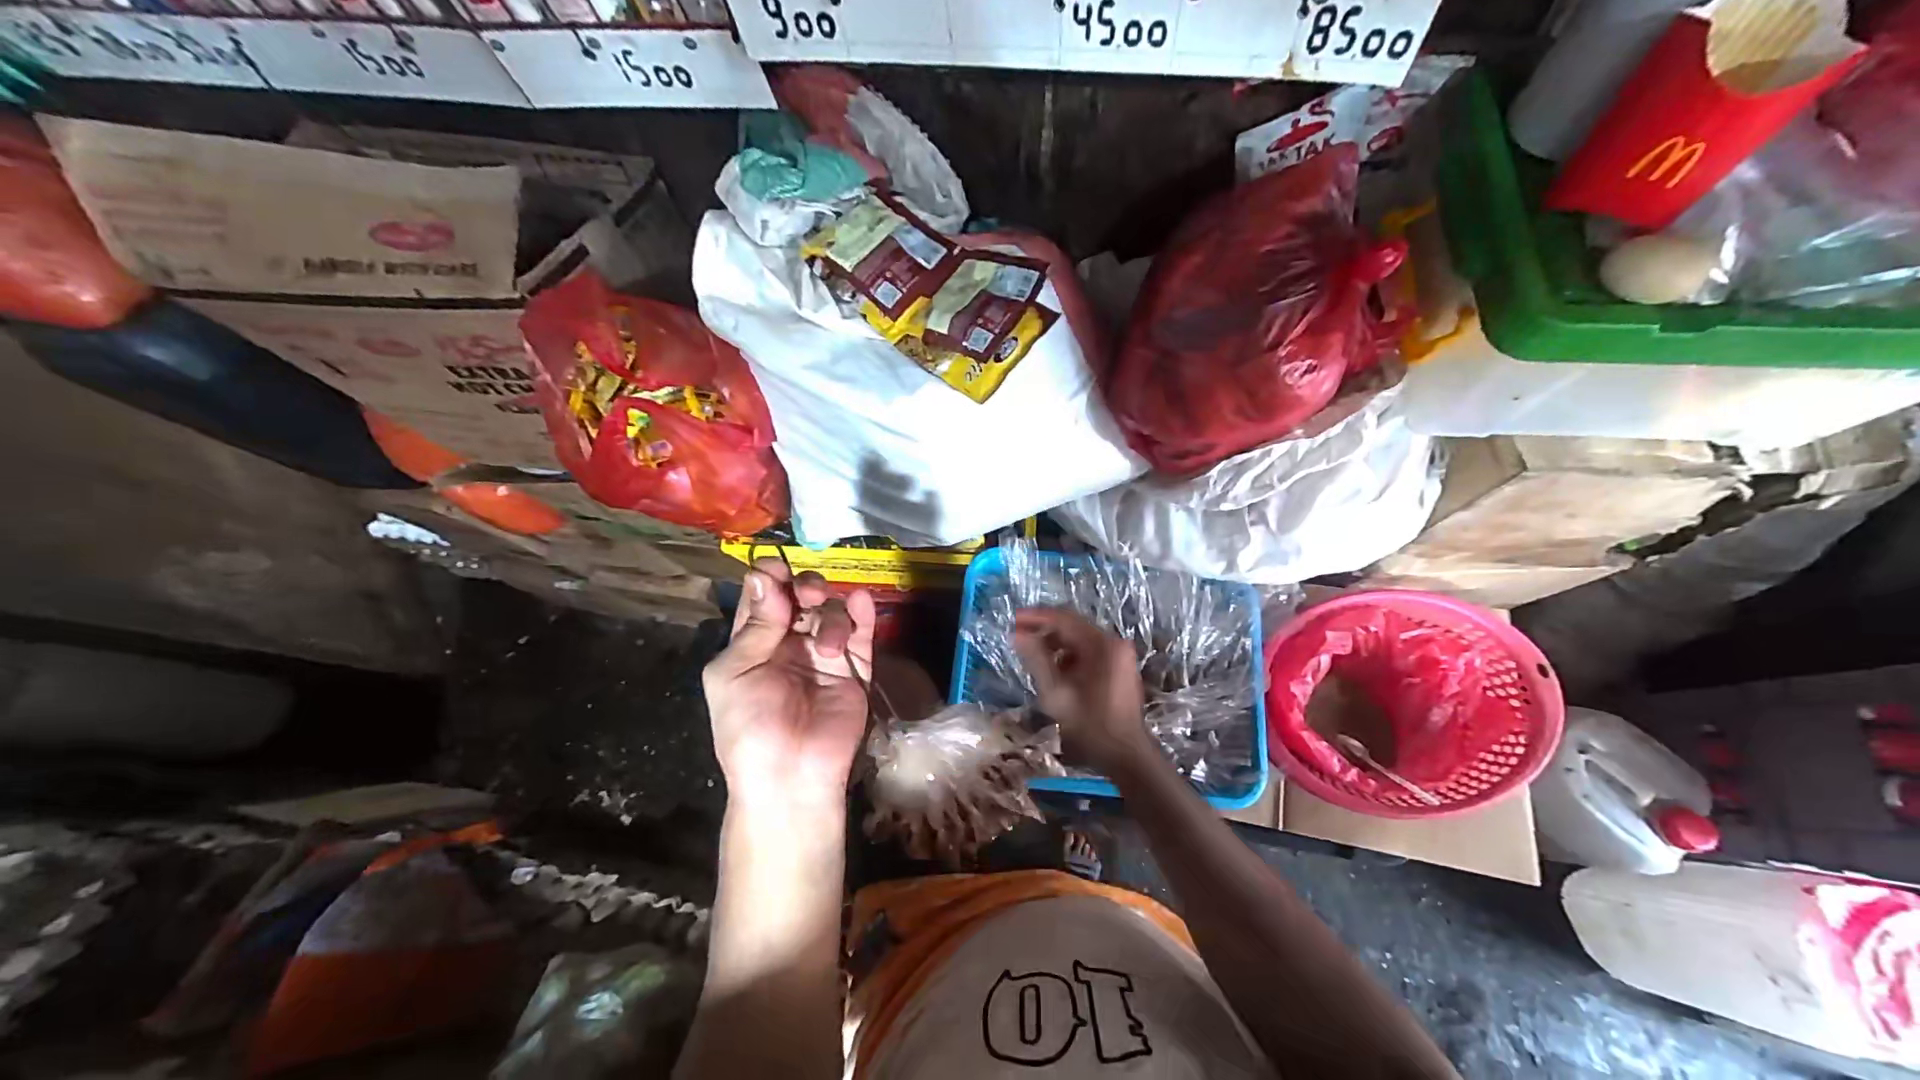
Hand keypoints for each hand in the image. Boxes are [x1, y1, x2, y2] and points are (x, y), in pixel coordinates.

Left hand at [703, 558, 877, 811]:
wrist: (790, 776)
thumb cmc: (749, 727)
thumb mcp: (734, 674)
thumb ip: (756, 626)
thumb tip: (765, 574)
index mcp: (753, 643)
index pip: (763, 597)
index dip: (770, 578)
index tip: (776, 568)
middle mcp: (789, 643)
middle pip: (800, 597)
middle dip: (805, 587)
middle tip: (807, 595)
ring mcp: (824, 654)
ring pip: (830, 611)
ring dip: (830, 613)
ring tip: (827, 644)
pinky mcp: (855, 668)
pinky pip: (861, 633)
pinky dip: (862, 613)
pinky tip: (860, 601)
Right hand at [1012, 608, 1153, 775]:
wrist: (1126, 754)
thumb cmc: (1090, 725)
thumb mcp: (1056, 693)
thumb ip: (1036, 660)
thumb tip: (1017, 634)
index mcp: (1102, 645)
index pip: (1064, 619)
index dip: (1036, 617)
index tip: (1013, 620)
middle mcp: (1114, 643)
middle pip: (1073, 626)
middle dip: (1044, 629)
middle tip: (1018, 634)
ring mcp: (1119, 655)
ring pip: (1080, 639)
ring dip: (1055, 643)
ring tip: (1031, 652)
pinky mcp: (1119, 667)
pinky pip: (1089, 651)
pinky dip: (1069, 655)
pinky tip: (1053, 668)